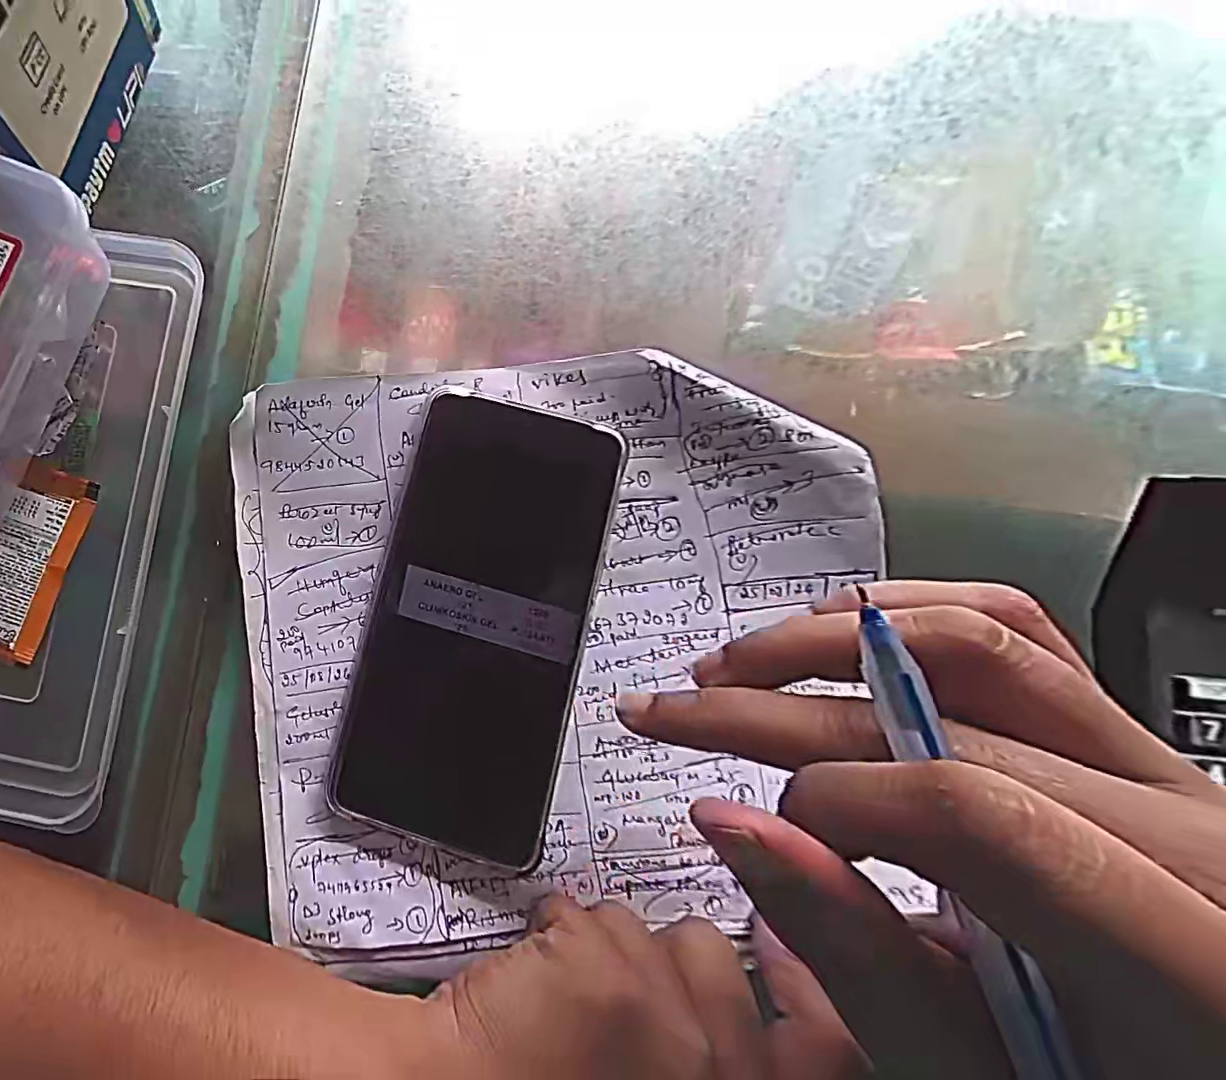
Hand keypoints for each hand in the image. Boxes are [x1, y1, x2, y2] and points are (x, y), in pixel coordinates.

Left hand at [431, 894, 867, 1078]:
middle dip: (660, 952)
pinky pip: (576, 907)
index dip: (799, 983)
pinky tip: (528, 967)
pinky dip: (546, 924)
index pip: (824, 1039)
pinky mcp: (596, 964)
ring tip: (562, 982)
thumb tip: (720, 1010)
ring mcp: (659, 1010)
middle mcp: (720, 1066)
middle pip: (710, 951)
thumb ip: (704, 1062)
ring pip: (635, 919)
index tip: (773, 947)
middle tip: (615, 978)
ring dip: (598, 937)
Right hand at [616, 580, 1225, 1078]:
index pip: (970, 813)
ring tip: (729, 670)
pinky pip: (1011, 625)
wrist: (1173, 1041)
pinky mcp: (1121, 736)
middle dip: (759, 709)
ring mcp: (1166, 770)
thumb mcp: (961, 1059)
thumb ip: (847, 945)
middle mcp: (1198, 840)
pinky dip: (891, 614)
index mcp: (1189, 958)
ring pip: (967, 636)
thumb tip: (726, 820)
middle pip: (930, 713)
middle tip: (663, 713)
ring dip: (811, 643)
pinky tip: (820, 636)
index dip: (827, 803)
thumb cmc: (1073, 1071)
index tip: (757, 828)